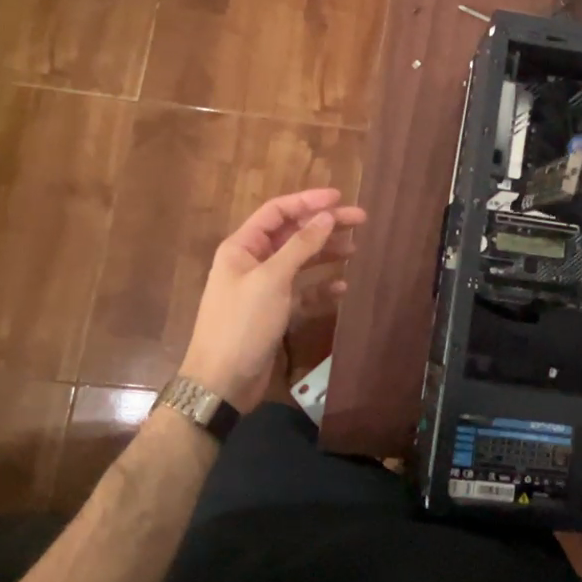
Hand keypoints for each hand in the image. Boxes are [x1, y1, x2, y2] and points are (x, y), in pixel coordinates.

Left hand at [180, 189, 365, 410]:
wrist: (221, 383)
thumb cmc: (242, 324)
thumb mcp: (272, 280)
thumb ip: (301, 245)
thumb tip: (326, 215)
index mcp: (242, 247)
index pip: (277, 212)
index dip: (308, 201)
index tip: (340, 198)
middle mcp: (252, 262)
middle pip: (292, 234)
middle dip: (324, 225)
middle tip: (360, 220)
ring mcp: (263, 288)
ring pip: (300, 261)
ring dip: (326, 253)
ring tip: (356, 249)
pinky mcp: (274, 312)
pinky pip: (302, 291)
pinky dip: (321, 288)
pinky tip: (342, 288)